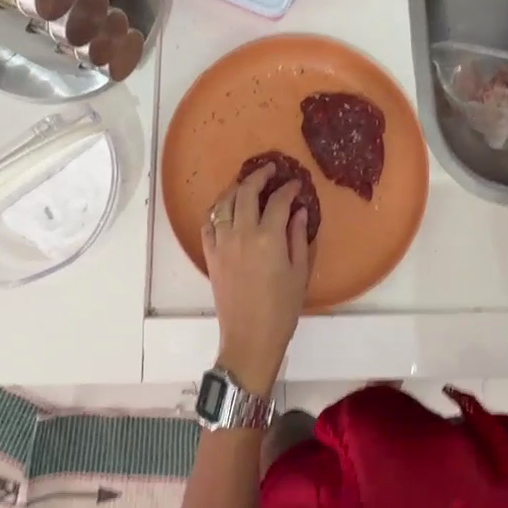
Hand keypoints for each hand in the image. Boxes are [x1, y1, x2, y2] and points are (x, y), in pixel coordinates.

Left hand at [202, 165, 311, 395]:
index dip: (288, 189)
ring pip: (224, 202)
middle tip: (270, 170)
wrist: (250, 337)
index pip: (278, 201)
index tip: (296, 184)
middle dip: (259, 176)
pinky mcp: (210, 253)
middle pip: (247, 192)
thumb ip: (298, 237)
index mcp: (269, 237)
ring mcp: (222, 242)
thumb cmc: (282, 308)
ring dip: (237, 188)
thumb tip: (299, 211)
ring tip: (247, 184)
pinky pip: (208, 222)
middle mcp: (242, 233)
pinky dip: (217, 210)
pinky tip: (226, 208)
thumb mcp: (299, 272)